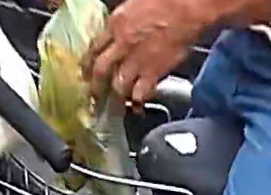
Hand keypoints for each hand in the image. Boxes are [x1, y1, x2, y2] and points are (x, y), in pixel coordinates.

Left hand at [84, 0, 208, 106]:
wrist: (185, 8)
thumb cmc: (164, 0)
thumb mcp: (134, 3)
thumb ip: (124, 21)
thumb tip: (119, 32)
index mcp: (117, 23)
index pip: (95, 47)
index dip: (88, 63)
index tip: (85, 73)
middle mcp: (122, 44)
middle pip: (101, 70)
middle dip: (95, 86)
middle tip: (94, 97)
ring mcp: (137, 61)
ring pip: (118, 86)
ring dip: (116, 98)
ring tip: (115, 107)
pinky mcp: (152, 74)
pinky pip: (140, 95)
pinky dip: (138, 103)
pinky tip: (137, 107)